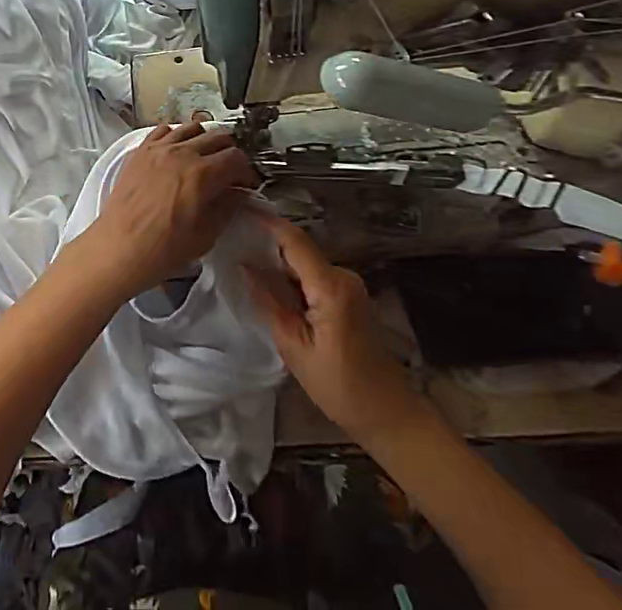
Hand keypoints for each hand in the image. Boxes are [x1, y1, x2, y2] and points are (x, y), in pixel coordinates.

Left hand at [83, 120, 258, 299]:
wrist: (119, 247)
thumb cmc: (163, 248)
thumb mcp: (206, 234)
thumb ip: (227, 207)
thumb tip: (237, 193)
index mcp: (203, 174)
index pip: (237, 158)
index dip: (247, 171)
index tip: (246, 183)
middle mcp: (182, 153)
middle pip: (217, 136)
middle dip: (230, 152)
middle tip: (230, 169)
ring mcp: (158, 149)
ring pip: (191, 128)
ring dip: (204, 139)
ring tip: (206, 156)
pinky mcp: (140, 152)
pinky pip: (163, 130)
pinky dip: (176, 135)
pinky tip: (177, 150)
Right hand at [244, 214, 432, 440]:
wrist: (389, 414)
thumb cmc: (339, 386)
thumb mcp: (294, 346)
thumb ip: (269, 300)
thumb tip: (245, 265)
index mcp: (331, 286)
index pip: (295, 241)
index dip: (267, 222)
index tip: (241, 208)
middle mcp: (344, 276)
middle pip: (299, 251)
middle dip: (267, 248)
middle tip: (232, 247)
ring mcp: (350, 286)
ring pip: (305, 265)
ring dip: (278, 268)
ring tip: (246, 272)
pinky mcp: (350, 297)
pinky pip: (315, 278)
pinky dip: (292, 282)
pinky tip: (273, 293)